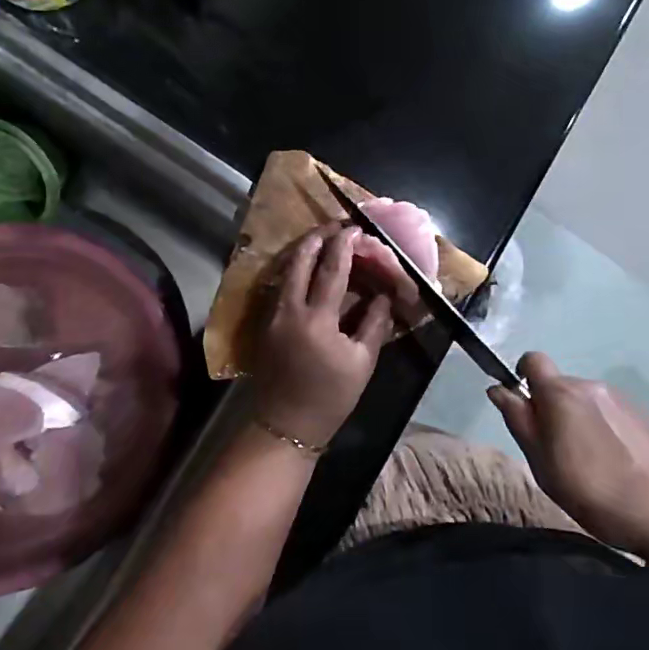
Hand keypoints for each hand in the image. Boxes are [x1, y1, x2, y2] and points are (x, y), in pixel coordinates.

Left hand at [252, 225, 393, 447]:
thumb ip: (373, 323)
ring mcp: (273, 315)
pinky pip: (280, 287)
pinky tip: (305, 270)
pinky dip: (293, 271)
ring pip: (286, 272)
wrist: (287, 423)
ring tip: (319, 240)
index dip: (345, 246)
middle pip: (300, 261)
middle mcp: (290, 310)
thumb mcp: (362, 362)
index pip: (332, 270)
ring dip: (302, 252)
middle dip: (316, 238)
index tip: (354, 228)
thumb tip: (382, 294)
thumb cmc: (331, 396)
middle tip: (333, 226)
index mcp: (318, 319)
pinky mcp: (266, 324)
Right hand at [489, 353, 648, 565]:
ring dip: (572, 424)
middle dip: (547, 410)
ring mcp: (619, 400)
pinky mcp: (641, 418)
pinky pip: (603, 415)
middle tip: (551, 454)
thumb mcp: (543, 464)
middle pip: (556, 385)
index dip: (520, 378)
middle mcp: (590, 386)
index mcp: (561, 393)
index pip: (531, 360)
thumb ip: (520, 423)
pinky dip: (596, 433)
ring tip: (583, 467)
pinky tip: (609, 468)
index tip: (521, 412)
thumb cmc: (597, 491)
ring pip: (580, 402)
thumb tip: (499, 389)